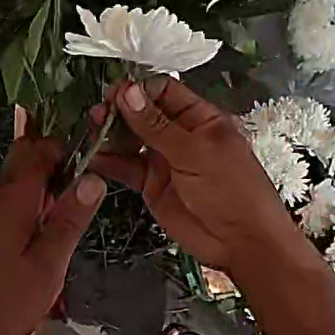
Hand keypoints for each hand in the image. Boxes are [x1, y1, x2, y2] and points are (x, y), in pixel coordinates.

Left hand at [0, 130, 104, 334]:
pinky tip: (52, 213)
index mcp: (10, 207)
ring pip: (17, 182)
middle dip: (50, 155)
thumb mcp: (49, 263)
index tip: (88, 150)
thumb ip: (69, 219)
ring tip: (74, 186)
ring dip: (43, 176)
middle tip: (83, 163)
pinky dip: (35, 196)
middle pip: (20, 163)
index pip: (34, 158)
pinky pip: (13, 201)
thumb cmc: (10, 302)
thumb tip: (93, 178)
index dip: (59, 147)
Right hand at [86, 78, 316, 276]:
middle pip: (143, 115)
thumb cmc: (231, 190)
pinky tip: (93, 156)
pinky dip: (109, 162)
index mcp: (200, 118)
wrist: (242, 243)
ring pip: (131, 140)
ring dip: (111, 134)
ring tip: (92, 131)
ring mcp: (164, 160)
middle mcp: (180, 135)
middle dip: (120, 112)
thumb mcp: (195, 153)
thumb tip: (128, 92)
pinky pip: (127, 168)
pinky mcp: (152, 185)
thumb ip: (157, 125)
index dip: (139, 91)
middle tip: (98, 113)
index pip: (164, 92)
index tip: (115, 94)